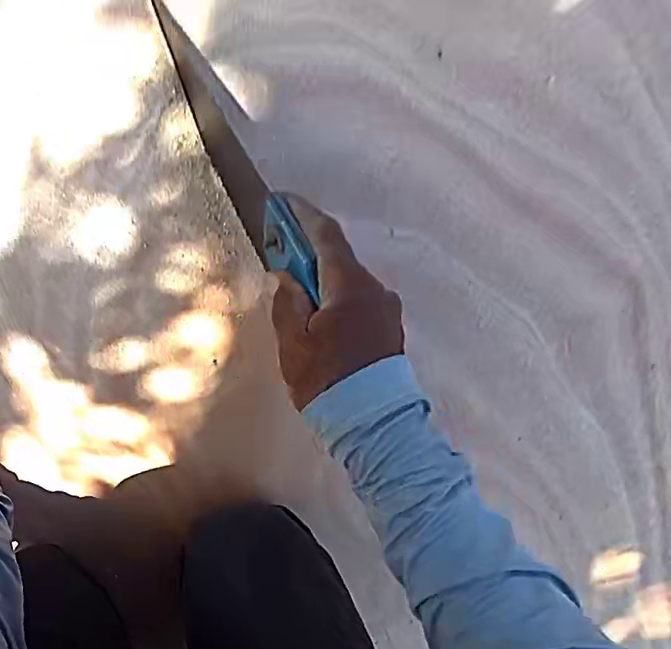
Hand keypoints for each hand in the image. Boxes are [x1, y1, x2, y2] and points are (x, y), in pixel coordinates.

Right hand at [269, 196, 404, 408]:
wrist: (373, 424)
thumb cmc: (327, 383)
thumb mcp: (294, 344)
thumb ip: (287, 304)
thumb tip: (287, 279)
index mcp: (350, 285)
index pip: (325, 235)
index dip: (300, 214)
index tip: (281, 202)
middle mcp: (376, 290)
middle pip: (336, 262)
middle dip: (307, 259)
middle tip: (280, 263)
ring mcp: (387, 312)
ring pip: (347, 287)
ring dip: (322, 289)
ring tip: (298, 313)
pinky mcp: (390, 333)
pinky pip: (359, 308)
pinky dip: (337, 307)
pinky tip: (322, 330)